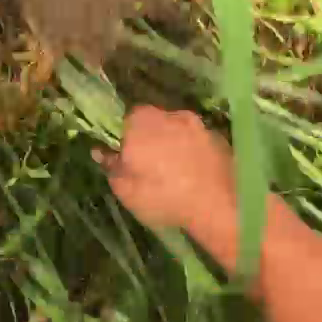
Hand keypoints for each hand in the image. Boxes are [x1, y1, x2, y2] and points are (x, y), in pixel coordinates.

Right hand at [96, 106, 277, 266]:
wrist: (221, 206)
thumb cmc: (162, 195)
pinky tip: (197, 176)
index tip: (127, 158)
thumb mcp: (124, 188)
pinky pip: (200, 144)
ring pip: (179, 131)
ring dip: (175, 146)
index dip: (125, 138)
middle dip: (151, 139)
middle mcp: (170, 114)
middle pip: (154, 122)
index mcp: (141, 120)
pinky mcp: (221, 140)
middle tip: (150, 166)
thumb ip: (110, 166)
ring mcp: (199, 125)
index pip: (126, 120)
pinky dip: (196, 154)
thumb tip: (100, 151)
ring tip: (177, 173)